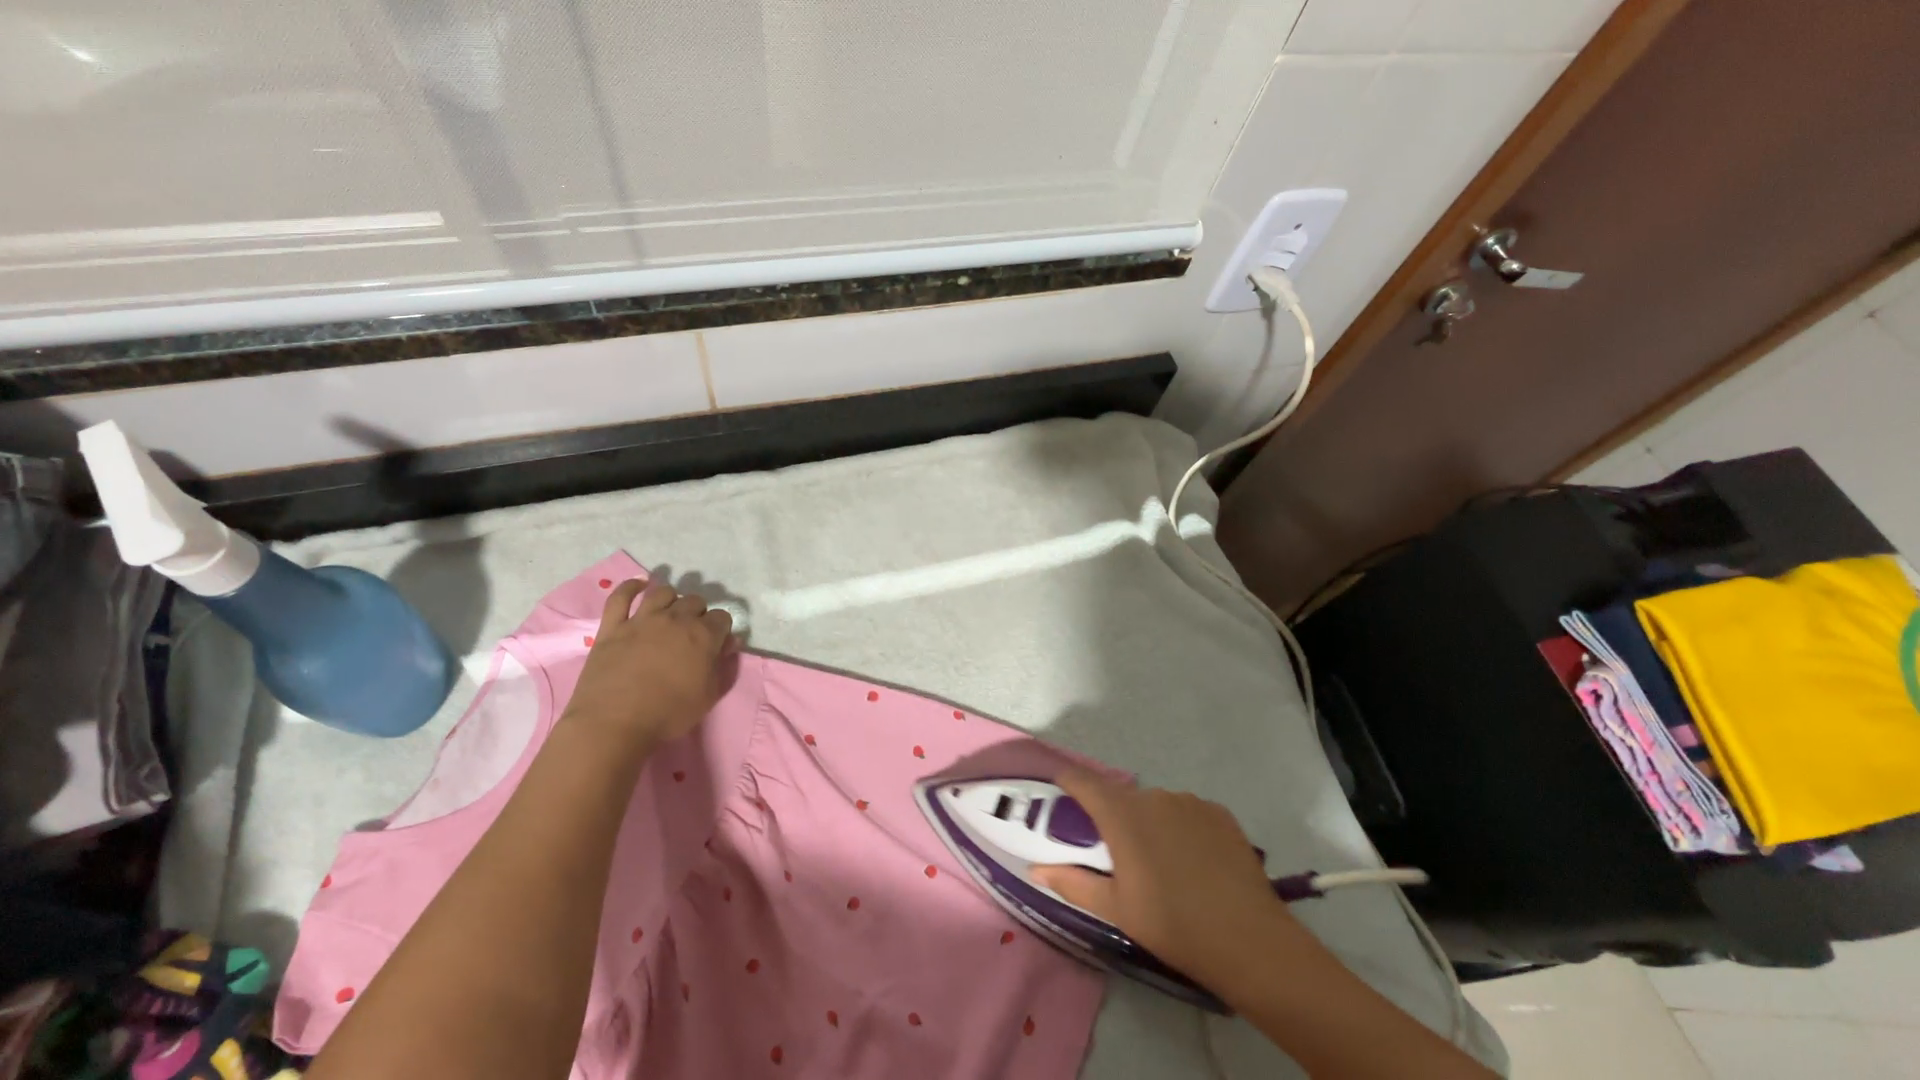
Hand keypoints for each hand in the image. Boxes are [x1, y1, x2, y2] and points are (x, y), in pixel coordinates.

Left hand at [561, 578, 735, 751]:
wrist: (615, 722)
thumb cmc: (668, 714)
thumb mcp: (708, 696)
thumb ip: (722, 666)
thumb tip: (729, 644)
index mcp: (703, 635)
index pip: (722, 618)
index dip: (721, 630)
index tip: (717, 643)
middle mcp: (675, 619)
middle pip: (694, 601)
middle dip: (698, 613)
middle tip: (692, 633)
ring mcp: (641, 619)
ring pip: (662, 592)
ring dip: (671, 599)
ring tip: (669, 612)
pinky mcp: (613, 626)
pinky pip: (621, 596)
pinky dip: (631, 587)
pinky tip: (639, 586)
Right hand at [1030, 770, 1294, 992]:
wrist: (1248, 939)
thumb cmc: (1171, 924)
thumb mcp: (1115, 909)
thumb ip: (1072, 882)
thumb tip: (1035, 869)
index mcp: (1123, 816)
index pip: (1084, 781)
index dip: (1067, 781)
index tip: (1057, 792)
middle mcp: (1155, 797)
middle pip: (1121, 797)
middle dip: (1110, 817)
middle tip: (1111, 854)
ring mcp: (1191, 803)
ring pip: (1156, 805)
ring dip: (1148, 824)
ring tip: (1157, 864)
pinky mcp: (1220, 814)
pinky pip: (1187, 813)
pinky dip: (1179, 829)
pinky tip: (1190, 862)